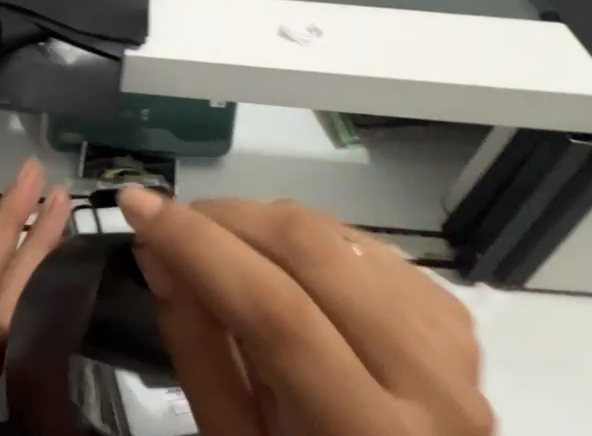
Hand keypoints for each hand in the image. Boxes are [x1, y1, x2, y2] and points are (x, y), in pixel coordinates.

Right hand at [119, 189, 492, 435]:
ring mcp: (453, 347)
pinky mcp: (456, 318)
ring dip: (260, 221)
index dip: (198, 247)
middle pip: (312, 254)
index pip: (276, 314)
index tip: (134, 203)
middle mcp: (432, 387)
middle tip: (171, 218)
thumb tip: (156, 248)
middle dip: (225, 218)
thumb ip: (195, 342)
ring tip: (218, 241)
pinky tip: (280, 262)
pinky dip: (306, 237)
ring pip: (336, 234)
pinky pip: (363, 244)